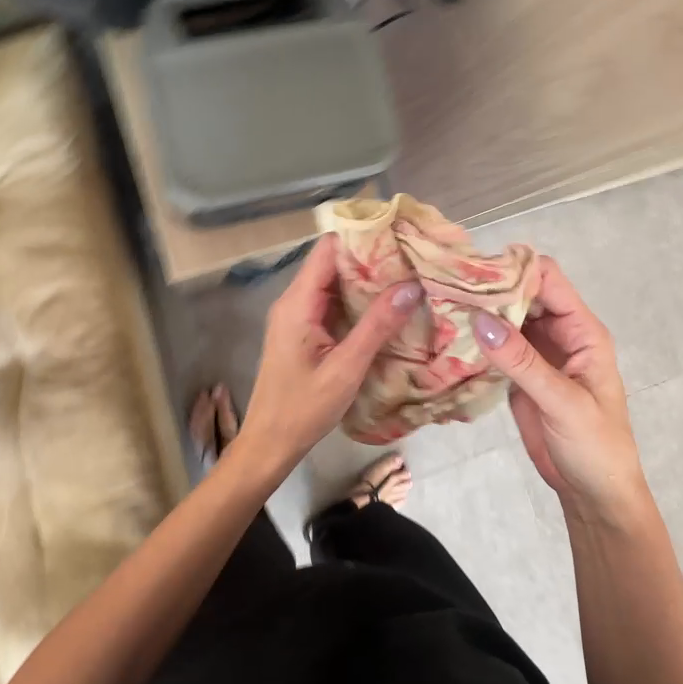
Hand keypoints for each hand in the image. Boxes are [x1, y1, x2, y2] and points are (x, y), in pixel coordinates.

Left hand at [235, 235, 423, 471]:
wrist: (269, 444)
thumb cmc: (303, 408)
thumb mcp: (346, 368)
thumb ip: (377, 326)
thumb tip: (411, 286)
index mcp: (298, 303)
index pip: (328, 250)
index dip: (361, 239)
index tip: (398, 239)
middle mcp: (294, 302)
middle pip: (332, 264)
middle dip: (371, 260)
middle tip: (412, 261)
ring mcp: (296, 317)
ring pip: (334, 285)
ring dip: (366, 283)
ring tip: (407, 280)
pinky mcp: (303, 333)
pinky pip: (331, 306)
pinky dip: (357, 304)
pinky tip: (386, 311)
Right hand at [471, 257, 649, 520]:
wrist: (594, 494)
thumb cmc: (595, 446)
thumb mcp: (563, 403)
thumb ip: (523, 362)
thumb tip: (481, 319)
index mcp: (582, 331)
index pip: (548, 281)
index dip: (515, 271)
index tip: (474, 273)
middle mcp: (560, 334)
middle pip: (523, 294)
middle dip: (490, 288)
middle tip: (448, 287)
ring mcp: (538, 353)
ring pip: (506, 317)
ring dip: (480, 311)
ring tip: (441, 304)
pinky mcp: (519, 374)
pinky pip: (496, 345)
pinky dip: (476, 338)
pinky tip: (449, 334)